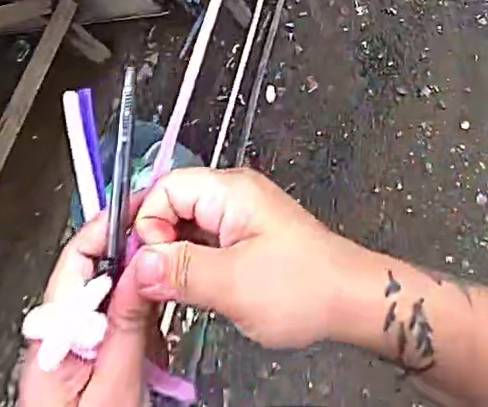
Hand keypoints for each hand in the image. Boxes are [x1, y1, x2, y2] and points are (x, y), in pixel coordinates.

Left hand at [17, 211, 154, 406]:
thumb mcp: (114, 387)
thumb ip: (126, 322)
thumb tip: (139, 263)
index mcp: (52, 337)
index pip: (77, 258)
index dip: (110, 225)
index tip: (143, 207)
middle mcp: (57, 337)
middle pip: (96, 274)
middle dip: (135, 267)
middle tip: (166, 263)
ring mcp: (73, 350)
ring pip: (111, 299)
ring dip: (140, 304)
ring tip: (159, 330)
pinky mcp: (88, 363)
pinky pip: (117, 326)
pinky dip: (140, 329)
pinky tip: (152, 351)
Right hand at [128, 167, 369, 349]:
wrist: (348, 299)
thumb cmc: (306, 285)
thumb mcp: (234, 283)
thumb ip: (181, 271)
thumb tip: (139, 265)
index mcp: (230, 190)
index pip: (165, 188)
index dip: (146, 224)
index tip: (140, 265)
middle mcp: (232, 195)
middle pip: (171, 205)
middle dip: (153, 241)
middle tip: (144, 283)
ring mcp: (237, 216)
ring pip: (184, 226)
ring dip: (169, 256)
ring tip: (163, 292)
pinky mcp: (242, 237)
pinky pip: (201, 242)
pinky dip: (187, 264)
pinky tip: (183, 290)